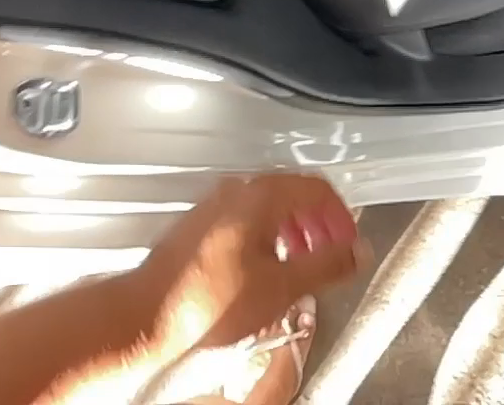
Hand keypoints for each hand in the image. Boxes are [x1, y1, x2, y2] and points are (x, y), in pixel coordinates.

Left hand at [128, 174, 369, 360]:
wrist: (147, 316)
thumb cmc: (205, 302)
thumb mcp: (281, 288)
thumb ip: (326, 265)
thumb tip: (356, 250)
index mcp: (259, 195)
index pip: (315, 187)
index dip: (340, 214)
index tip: (350, 240)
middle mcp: (236, 191)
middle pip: (292, 192)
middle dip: (319, 222)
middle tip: (333, 252)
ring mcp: (215, 205)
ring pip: (268, 206)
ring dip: (294, 230)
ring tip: (303, 266)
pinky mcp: (202, 225)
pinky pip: (246, 218)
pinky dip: (268, 236)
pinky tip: (268, 270)